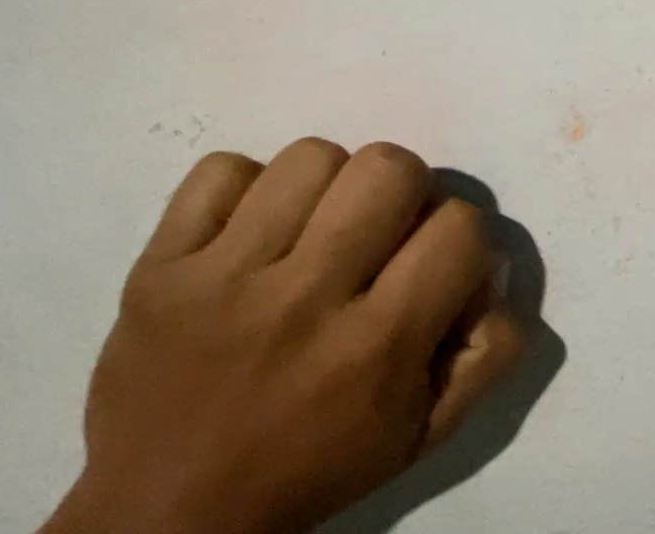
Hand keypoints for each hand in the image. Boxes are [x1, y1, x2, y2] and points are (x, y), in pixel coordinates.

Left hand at [42, 139, 527, 533]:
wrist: (166, 514)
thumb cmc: (315, 464)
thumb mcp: (427, 430)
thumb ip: (490, 352)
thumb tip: (496, 270)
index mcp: (378, 345)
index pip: (461, 225)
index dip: (464, 235)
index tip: (437, 263)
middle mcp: (304, 300)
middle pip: (390, 167)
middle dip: (407, 191)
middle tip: (384, 232)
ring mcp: (222, 278)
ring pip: (312, 157)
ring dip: (332, 184)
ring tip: (316, 230)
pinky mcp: (158, 266)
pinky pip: (220, 170)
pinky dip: (247, 188)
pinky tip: (253, 232)